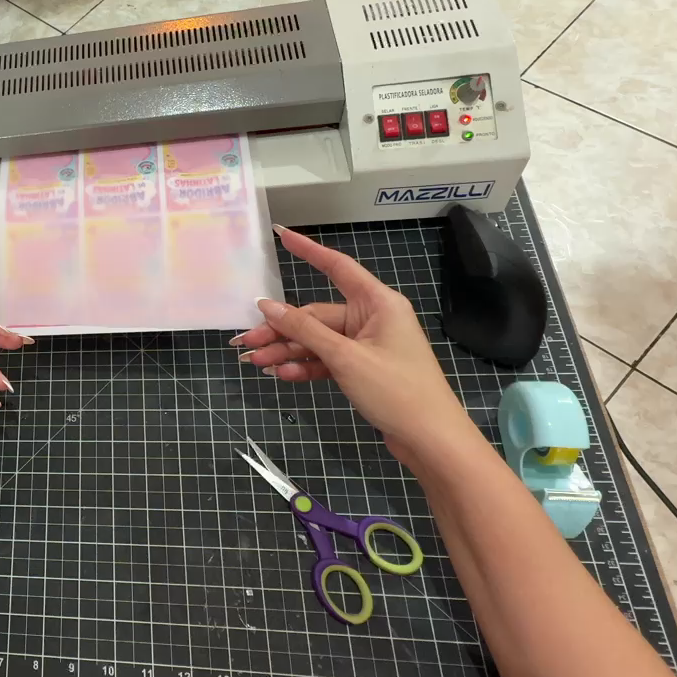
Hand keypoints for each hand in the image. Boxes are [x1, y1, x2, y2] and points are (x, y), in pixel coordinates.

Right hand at [235, 227, 473, 460]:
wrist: (431, 440)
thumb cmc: (396, 390)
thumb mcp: (345, 357)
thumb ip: (304, 330)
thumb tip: (267, 306)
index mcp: (377, 303)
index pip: (337, 267)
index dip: (308, 250)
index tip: (282, 235)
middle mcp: (371, 318)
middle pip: (315, 315)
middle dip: (280, 330)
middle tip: (246, 343)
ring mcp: (366, 344)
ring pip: (316, 340)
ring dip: (287, 351)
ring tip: (256, 363)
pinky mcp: (362, 368)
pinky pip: (325, 359)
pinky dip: (304, 366)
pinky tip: (281, 374)